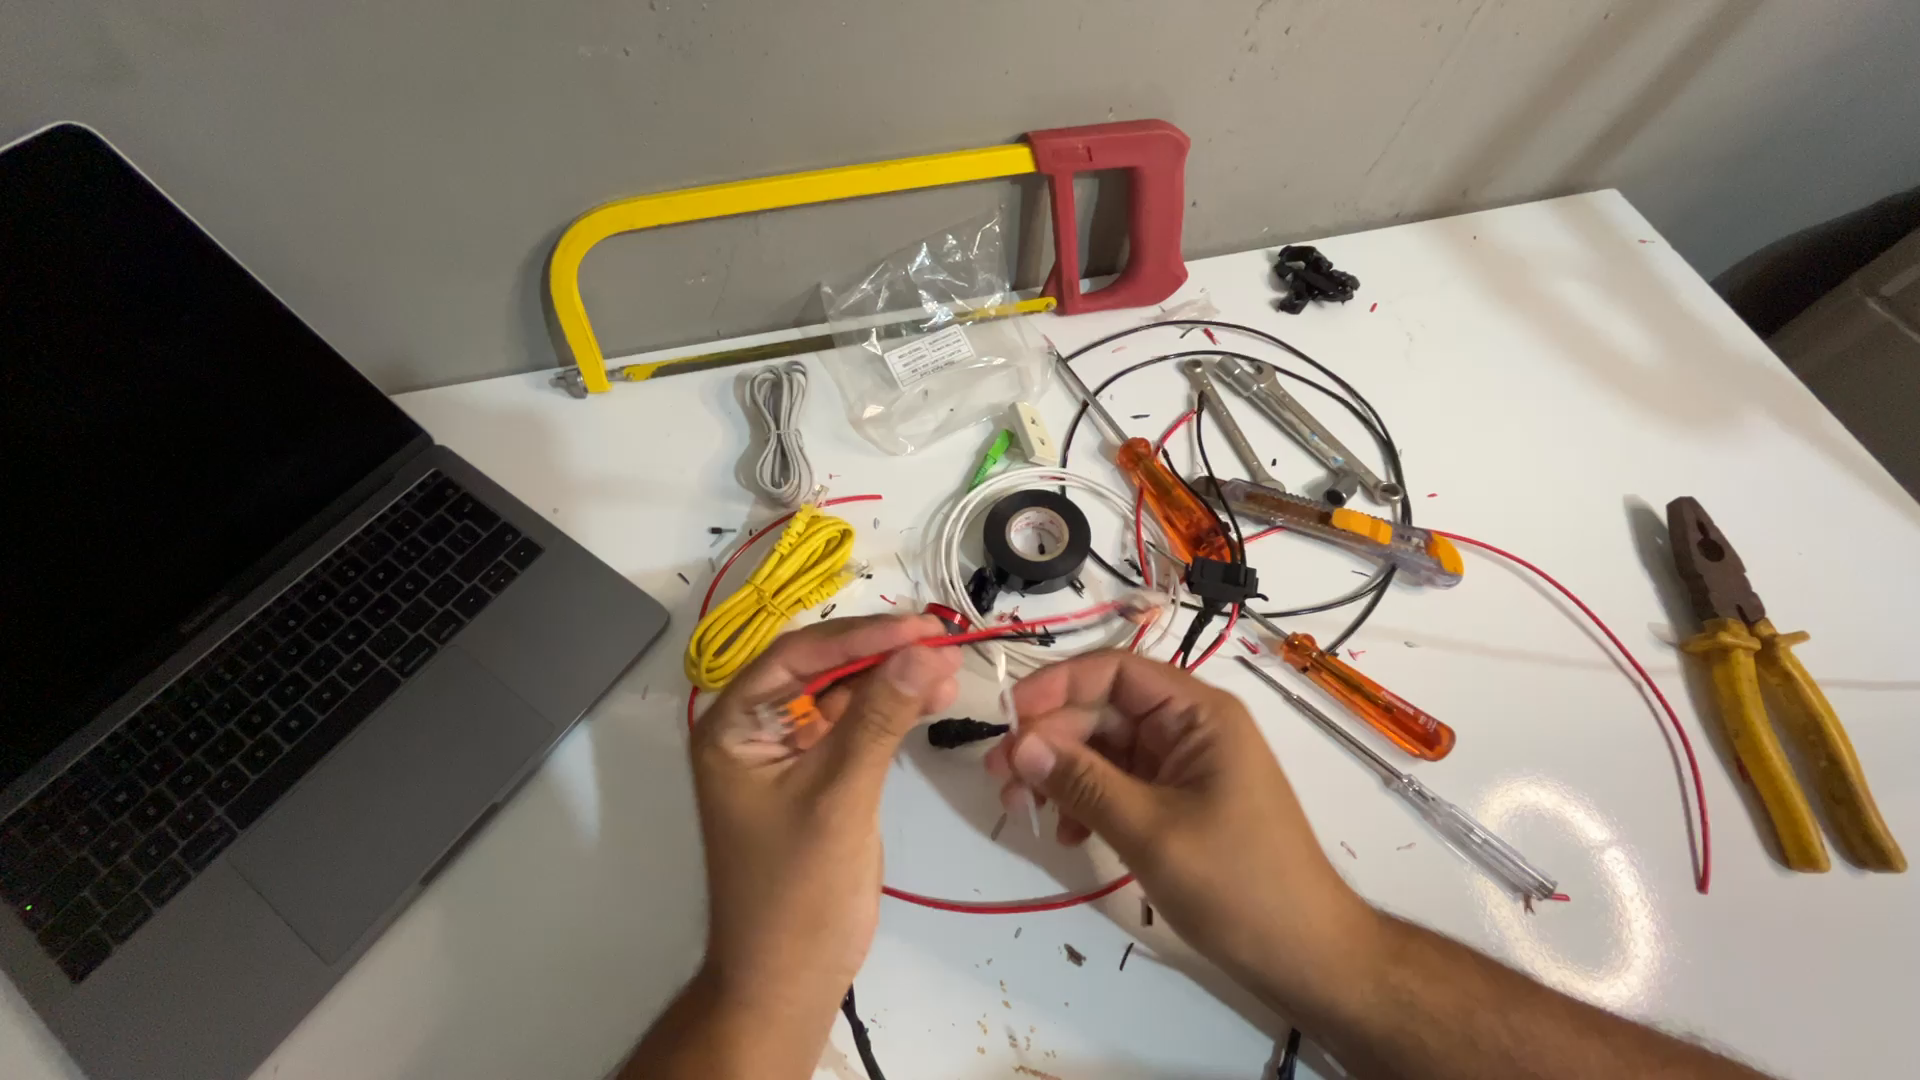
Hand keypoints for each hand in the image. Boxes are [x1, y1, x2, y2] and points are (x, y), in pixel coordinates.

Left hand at [684, 614, 960, 1064]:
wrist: (790, 979)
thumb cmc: (796, 892)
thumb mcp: (838, 797)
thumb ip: (879, 718)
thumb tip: (923, 649)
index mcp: (734, 725)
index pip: (798, 658)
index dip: (860, 636)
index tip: (920, 626)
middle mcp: (758, 726)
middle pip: (823, 668)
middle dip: (881, 653)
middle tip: (940, 637)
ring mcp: (792, 748)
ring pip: (847, 693)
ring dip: (895, 678)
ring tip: (948, 667)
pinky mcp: (824, 770)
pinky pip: (861, 724)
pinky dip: (897, 709)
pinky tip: (934, 696)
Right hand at [986, 650, 1378, 1010]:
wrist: (1305, 958)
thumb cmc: (1238, 884)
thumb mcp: (1151, 830)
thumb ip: (1082, 782)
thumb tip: (1019, 745)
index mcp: (1197, 713)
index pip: (1115, 672)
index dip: (1057, 686)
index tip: (1010, 716)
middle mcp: (1187, 727)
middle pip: (1101, 711)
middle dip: (1049, 741)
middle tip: (1000, 777)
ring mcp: (1180, 764)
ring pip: (1102, 749)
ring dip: (1059, 774)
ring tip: (1021, 809)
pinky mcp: (1173, 799)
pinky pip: (1116, 783)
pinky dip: (1085, 801)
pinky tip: (1066, 834)